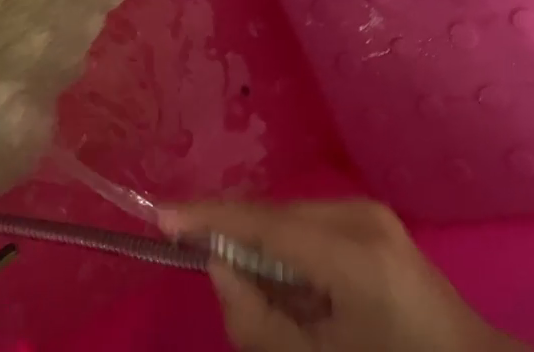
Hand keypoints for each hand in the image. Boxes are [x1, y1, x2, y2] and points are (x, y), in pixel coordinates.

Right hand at [162, 199, 528, 351]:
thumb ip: (257, 318)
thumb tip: (217, 264)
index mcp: (352, 254)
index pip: (263, 225)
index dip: (208, 218)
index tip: (160, 216)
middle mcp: (360, 217)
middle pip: (273, 216)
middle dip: (233, 237)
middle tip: (200, 267)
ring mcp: (370, 214)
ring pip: (288, 218)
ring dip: (261, 248)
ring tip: (263, 299)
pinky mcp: (373, 221)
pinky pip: (309, 226)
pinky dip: (287, 251)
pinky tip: (293, 291)